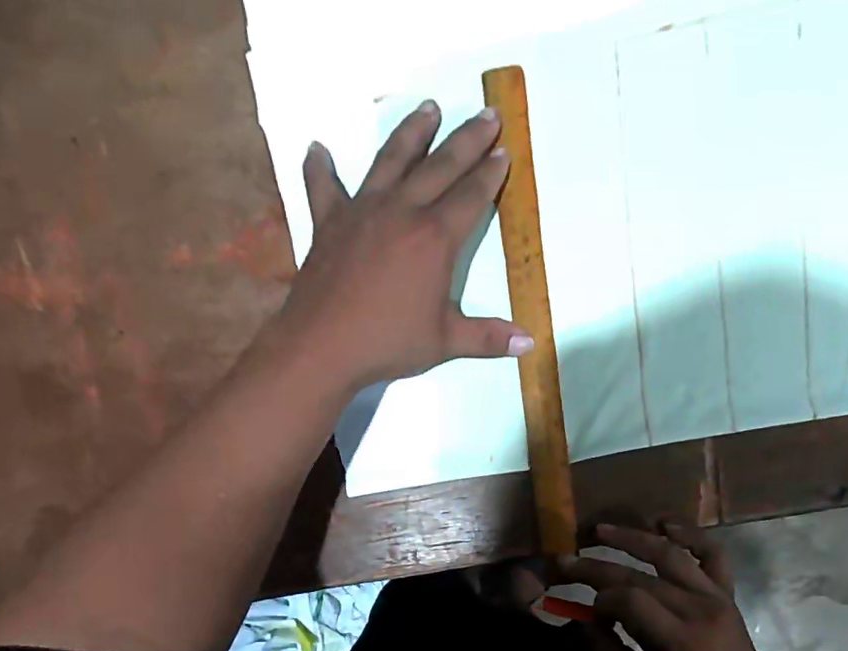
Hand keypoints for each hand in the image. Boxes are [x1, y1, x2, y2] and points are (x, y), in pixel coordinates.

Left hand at [263, 101, 533, 390]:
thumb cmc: (389, 342)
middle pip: (440, 166)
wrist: (323, 345)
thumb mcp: (446, 342)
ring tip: (427, 107)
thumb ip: (488, 337)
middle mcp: (401, 212)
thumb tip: (529, 341)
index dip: (490, 174)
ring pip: (391, 160)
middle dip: (466, 140)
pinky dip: (320, 167)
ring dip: (412, 132)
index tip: (504, 151)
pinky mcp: (328, 222)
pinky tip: (318, 149)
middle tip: (486, 115)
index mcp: (435, 239)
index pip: (471, 196)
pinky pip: (323, 187)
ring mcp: (362, 211)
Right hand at [554, 521, 804, 650]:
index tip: (586, 613)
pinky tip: (663, 523)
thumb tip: (582, 622)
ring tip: (601, 530)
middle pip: (642, 576)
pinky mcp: (727, 593)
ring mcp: (717, 596)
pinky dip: (690, 533)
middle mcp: (699, 610)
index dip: (600, 602)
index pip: (630, 601)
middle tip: (565, 561)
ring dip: (633, 537)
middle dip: (598, 567)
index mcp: (680, 641)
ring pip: (671, 554)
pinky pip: (712, 554)